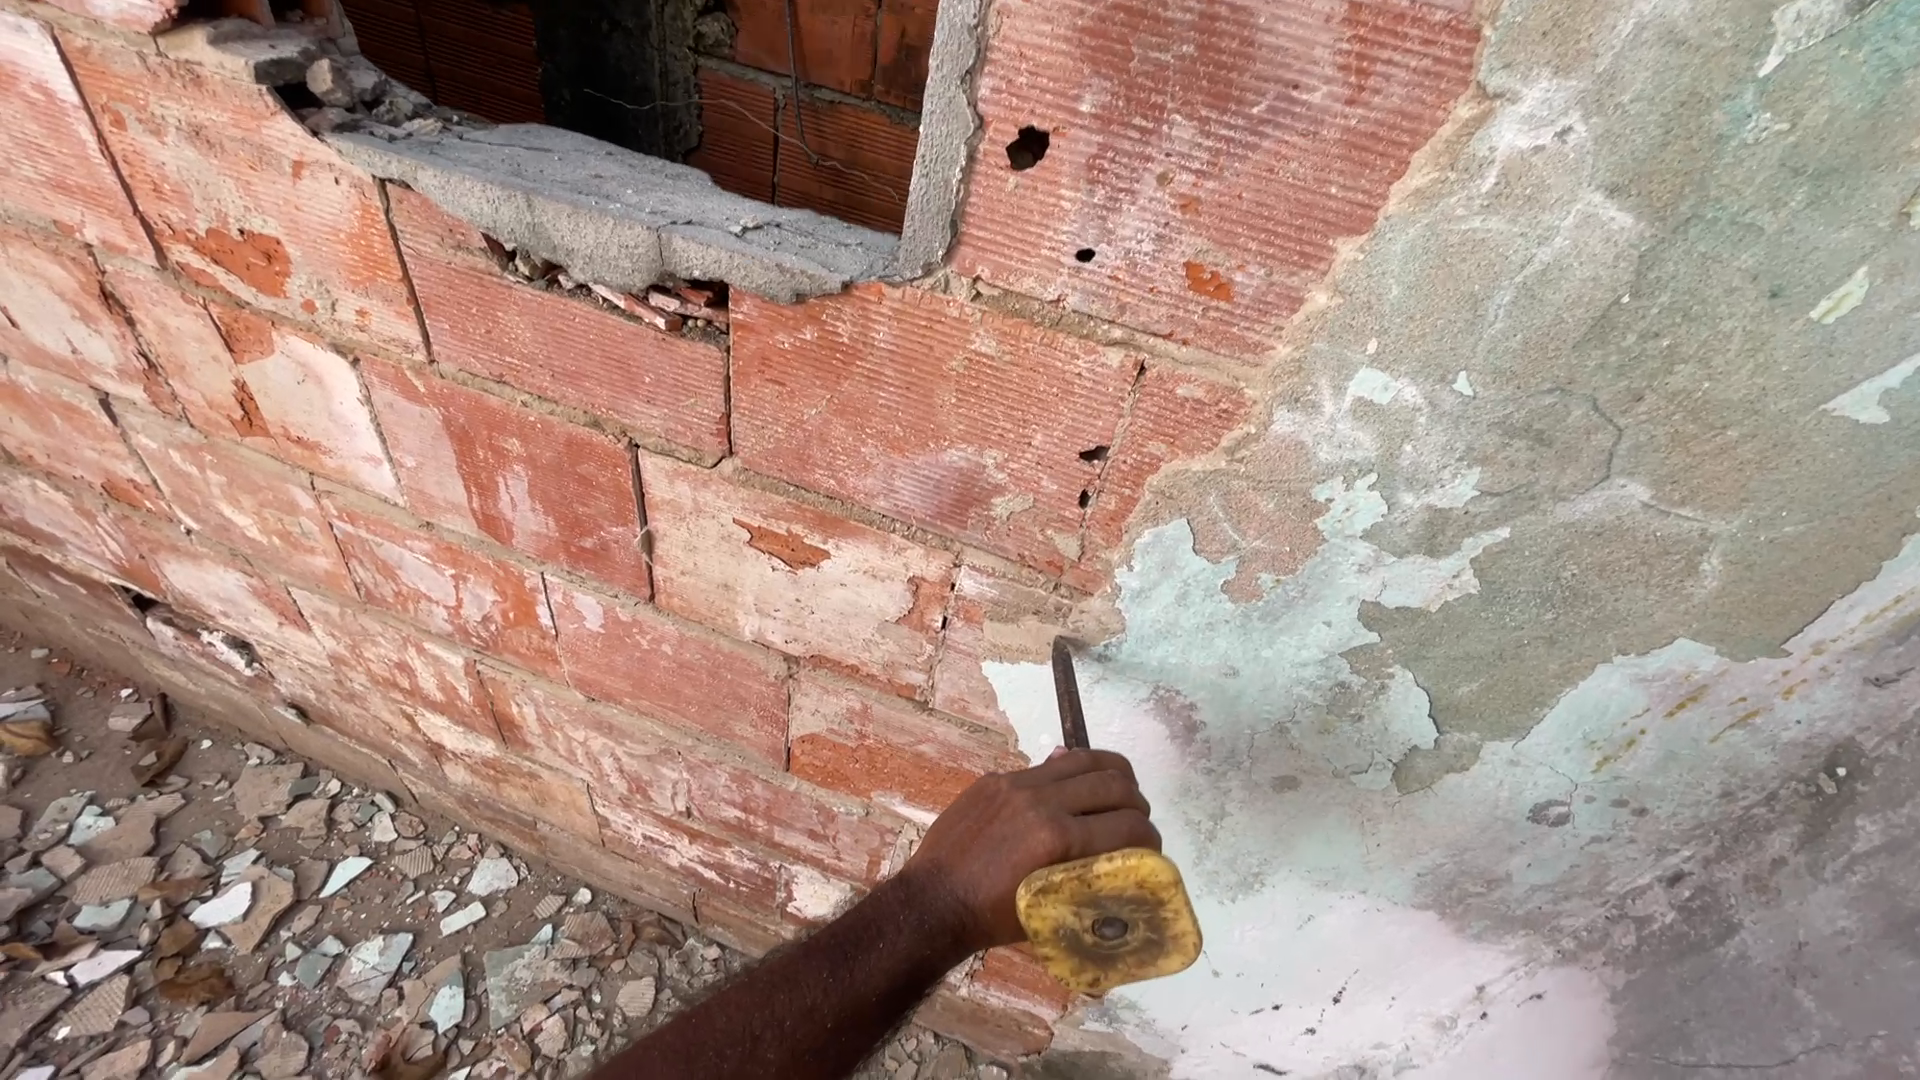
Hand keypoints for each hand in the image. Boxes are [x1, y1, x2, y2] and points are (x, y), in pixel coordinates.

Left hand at [897, 749, 1160, 953]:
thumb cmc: (993, 918)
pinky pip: (1047, 765)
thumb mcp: (1049, 908)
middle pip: (1113, 783)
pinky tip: (1076, 788)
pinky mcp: (997, 778)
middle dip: (1137, 803)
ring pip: (1083, 760)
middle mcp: (1041, 803)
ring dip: (1111, 775)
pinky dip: (1072, 774)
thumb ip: (1085, 879)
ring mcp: (1017, 784)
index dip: (1150, 839)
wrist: (933, 899)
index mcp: (1057, 841)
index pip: (1127, 827)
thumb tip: (1120, 858)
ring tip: (1119, 793)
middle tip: (1137, 822)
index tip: (1152, 851)